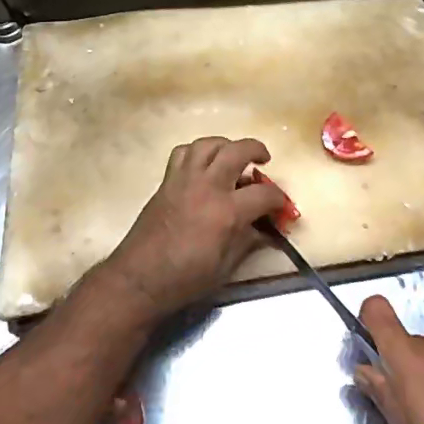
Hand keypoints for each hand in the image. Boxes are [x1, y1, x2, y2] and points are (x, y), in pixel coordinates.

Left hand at [96, 137, 286, 320]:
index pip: (264, 194)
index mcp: (227, 211)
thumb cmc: (187, 279)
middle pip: (237, 151)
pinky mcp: (167, 180)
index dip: (279, 199)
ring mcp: (184, 179)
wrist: (141, 277)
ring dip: (225, 145)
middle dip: (256, 150)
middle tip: (264, 159)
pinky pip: (183, 153)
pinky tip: (203, 164)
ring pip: (208, 144)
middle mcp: (207, 186)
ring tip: (233, 155)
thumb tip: (266, 229)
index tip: (281, 206)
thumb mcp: (227, 265)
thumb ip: (249, 240)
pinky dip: (197, 152)